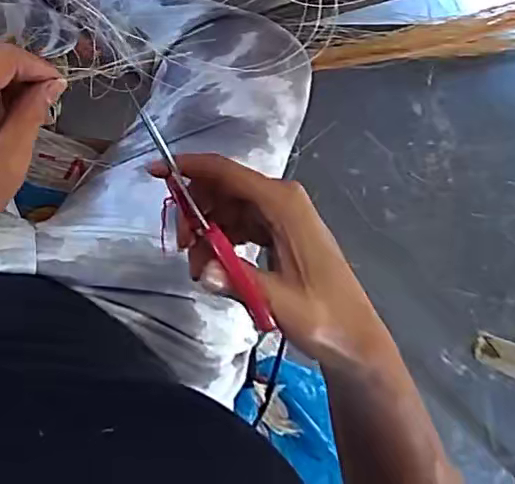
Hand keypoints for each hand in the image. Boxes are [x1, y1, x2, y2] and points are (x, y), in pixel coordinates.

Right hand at [152, 153, 395, 373]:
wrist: (361, 348)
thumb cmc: (328, 321)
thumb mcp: (282, 303)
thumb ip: (240, 282)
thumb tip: (203, 271)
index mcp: (283, 204)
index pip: (224, 170)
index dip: (185, 167)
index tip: (154, 172)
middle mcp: (281, 199)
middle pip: (219, 187)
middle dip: (192, 210)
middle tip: (182, 244)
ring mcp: (280, 213)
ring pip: (223, 204)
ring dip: (203, 229)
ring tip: (199, 265)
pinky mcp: (277, 229)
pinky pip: (234, 220)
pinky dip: (217, 237)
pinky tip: (214, 263)